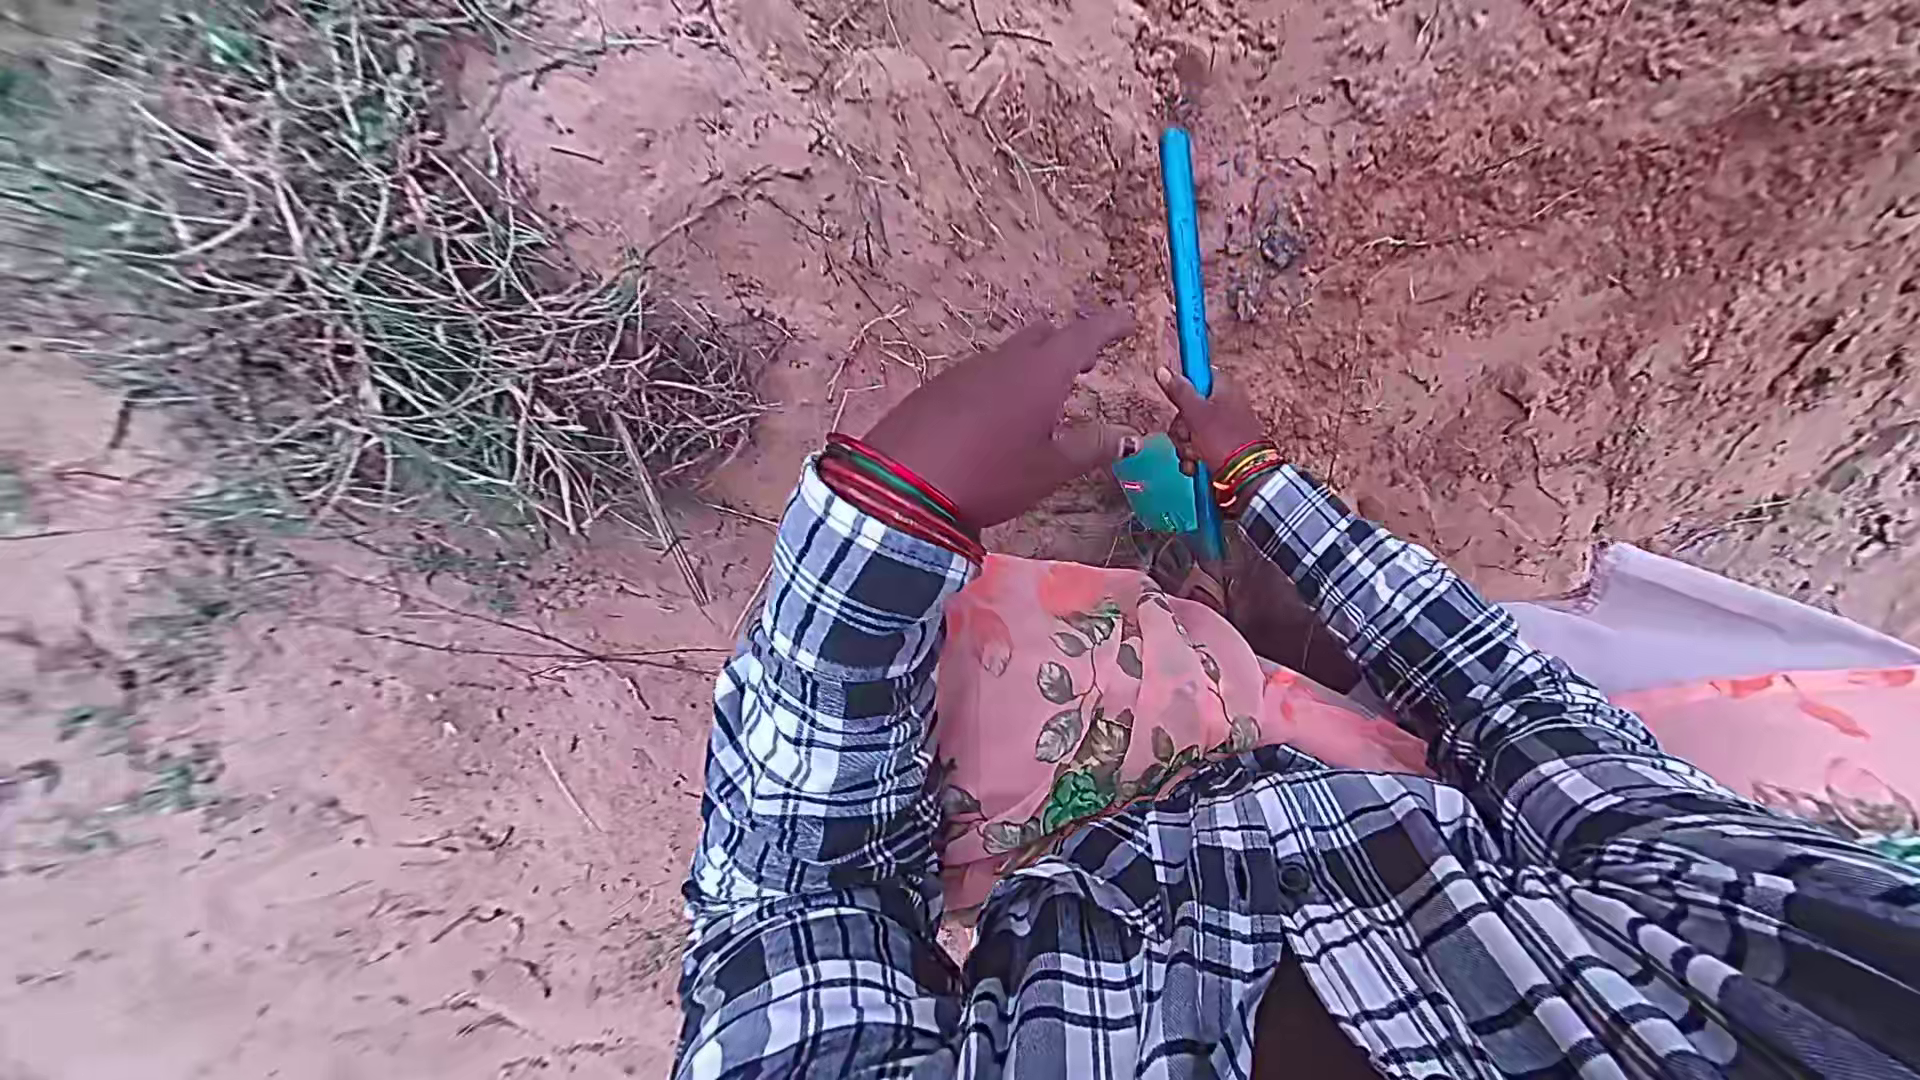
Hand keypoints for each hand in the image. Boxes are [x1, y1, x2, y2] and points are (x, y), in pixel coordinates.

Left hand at [862, 310, 1138, 527]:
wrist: (904, 485)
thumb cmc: (991, 474)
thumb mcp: (1049, 468)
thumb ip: (1092, 448)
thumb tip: (1129, 436)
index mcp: (1041, 372)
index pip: (1085, 335)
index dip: (1110, 326)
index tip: (1128, 320)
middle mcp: (1003, 360)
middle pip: (1043, 338)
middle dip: (1069, 345)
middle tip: (1087, 362)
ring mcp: (965, 371)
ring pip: (1008, 356)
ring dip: (1031, 366)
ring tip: (1043, 391)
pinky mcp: (936, 388)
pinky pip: (980, 375)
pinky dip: (1000, 383)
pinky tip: (995, 413)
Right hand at [1156, 367, 1266, 473]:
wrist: (1244, 475)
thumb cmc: (1223, 440)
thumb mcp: (1196, 413)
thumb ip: (1179, 391)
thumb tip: (1162, 370)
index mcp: (1224, 388)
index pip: (1199, 377)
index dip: (1185, 390)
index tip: (1181, 405)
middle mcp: (1224, 404)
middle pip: (1188, 407)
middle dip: (1182, 428)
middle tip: (1187, 436)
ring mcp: (1222, 426)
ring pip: (1189, 430)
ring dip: (1185, 445)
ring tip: (1193, 455)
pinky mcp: (1218, 446)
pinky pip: (1196, 446)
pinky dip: (1192, 456)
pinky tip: (1194, 465)